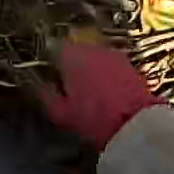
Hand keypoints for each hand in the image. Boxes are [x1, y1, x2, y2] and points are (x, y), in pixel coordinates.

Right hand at [40, 39, 163, 150]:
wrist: (136, 125)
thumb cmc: (92, 118)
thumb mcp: (60, 113)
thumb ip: (45, 94)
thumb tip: (37, 84)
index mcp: (71, 57)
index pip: (52, 48)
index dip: (48, 62)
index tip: (47, 76)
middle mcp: (92, 49)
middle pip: (74, 50)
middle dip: (69, 64)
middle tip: (66, 85)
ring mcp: (113, 55)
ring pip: (94, 57)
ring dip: (88, 68)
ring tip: (87, 91)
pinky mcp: (130, 65)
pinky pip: (109, 65)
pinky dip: (104, 74)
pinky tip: (105, 92)